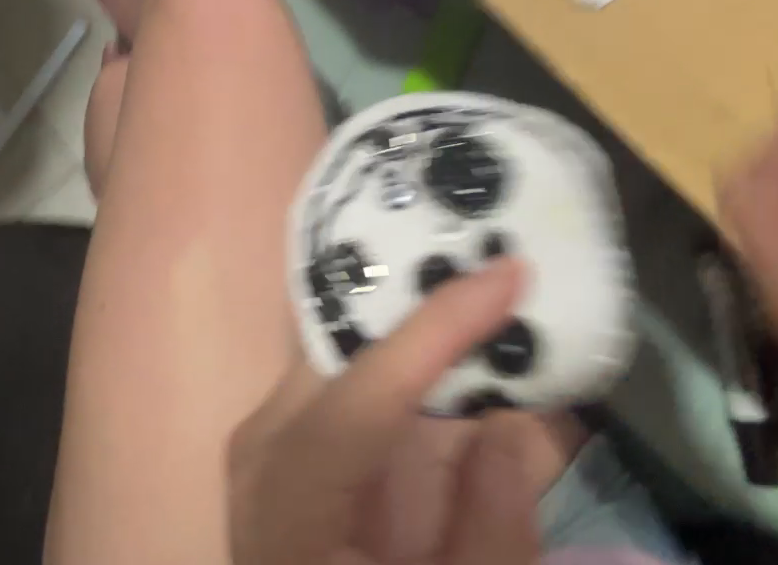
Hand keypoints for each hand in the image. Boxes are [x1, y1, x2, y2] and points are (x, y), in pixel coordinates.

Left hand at [230, 260, 559, 564]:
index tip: (507, 272)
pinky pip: (348, 381)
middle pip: (346, 342)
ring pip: (346, 349)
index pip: (369, 385)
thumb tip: (509, 423)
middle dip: (418, 295)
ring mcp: (270, 437)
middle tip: (492, 249)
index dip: (440, 324)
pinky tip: (453, 344)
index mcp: (292, 489)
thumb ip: (489, 526)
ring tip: (481, 277)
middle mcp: (268, 442)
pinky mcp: (288, 443)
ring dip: (412, 319)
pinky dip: (402, 361)